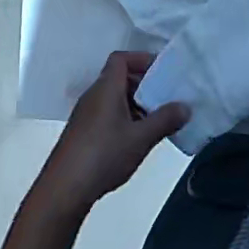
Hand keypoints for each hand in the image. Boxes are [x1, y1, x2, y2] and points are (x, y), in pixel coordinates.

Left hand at [32, 52, 188, 217]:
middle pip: (120, 78)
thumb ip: (165, 119)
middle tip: (167, 97)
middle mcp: (94, 96)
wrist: (63, 190)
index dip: (142, 59)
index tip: (163, 72)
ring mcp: (86, 116)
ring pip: (115, 98)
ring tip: (158, 120)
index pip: (121, 58)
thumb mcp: (141, 138)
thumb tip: (185, 107)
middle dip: (145, 85)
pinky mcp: (83, 134)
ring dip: (137, 104)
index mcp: (106, 88)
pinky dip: (126, 119)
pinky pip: (108, 115)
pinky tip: (138, 139)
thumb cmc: (103, 155)